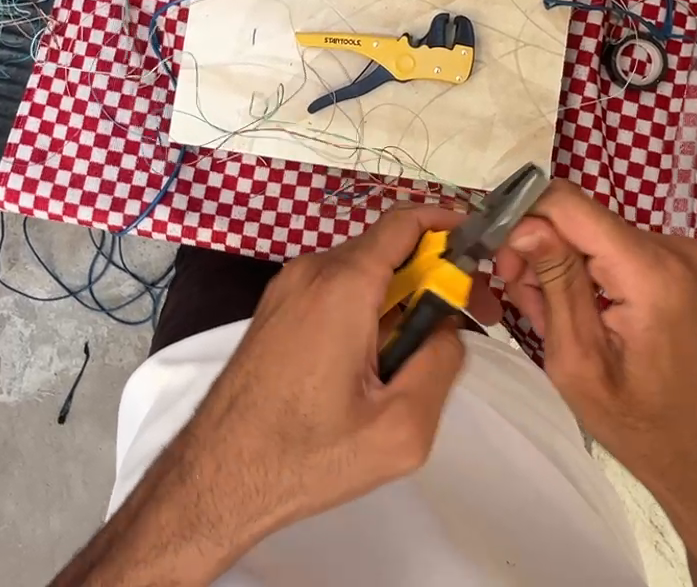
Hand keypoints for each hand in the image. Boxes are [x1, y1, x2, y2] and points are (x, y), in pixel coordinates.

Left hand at [182, 204, 468, 530]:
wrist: (216, 476)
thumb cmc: (308, 454)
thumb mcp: (400, 427)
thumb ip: (441, 363)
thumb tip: (446, 327)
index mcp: (343, 284)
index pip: (405, 221)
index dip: (448, 225)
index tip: (480, 250)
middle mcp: (312, 270)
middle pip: (387, 249)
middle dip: (432, 274)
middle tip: (463, 320)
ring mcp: (288, 286)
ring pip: (361, 272)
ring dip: (398, 297)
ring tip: (416, 354)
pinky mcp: (275, 308)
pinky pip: (335, 290)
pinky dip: (365, 308)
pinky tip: (373, 362)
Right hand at [495, 181, 696, 586]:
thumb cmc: (639, 424)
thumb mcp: (577, 362)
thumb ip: (554, 284)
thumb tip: (525, 224)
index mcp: (653, 273)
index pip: (569, 203)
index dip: (524, 219)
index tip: (504, 261)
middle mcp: (679, 249)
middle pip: (580, 218)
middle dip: (540, 250)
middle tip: (524, 300)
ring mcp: (690, 254)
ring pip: (596, 230)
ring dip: (564, 263)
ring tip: (556, 316)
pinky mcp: (690, 263)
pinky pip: (621, 244)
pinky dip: (593, 269)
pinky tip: (586, 310)